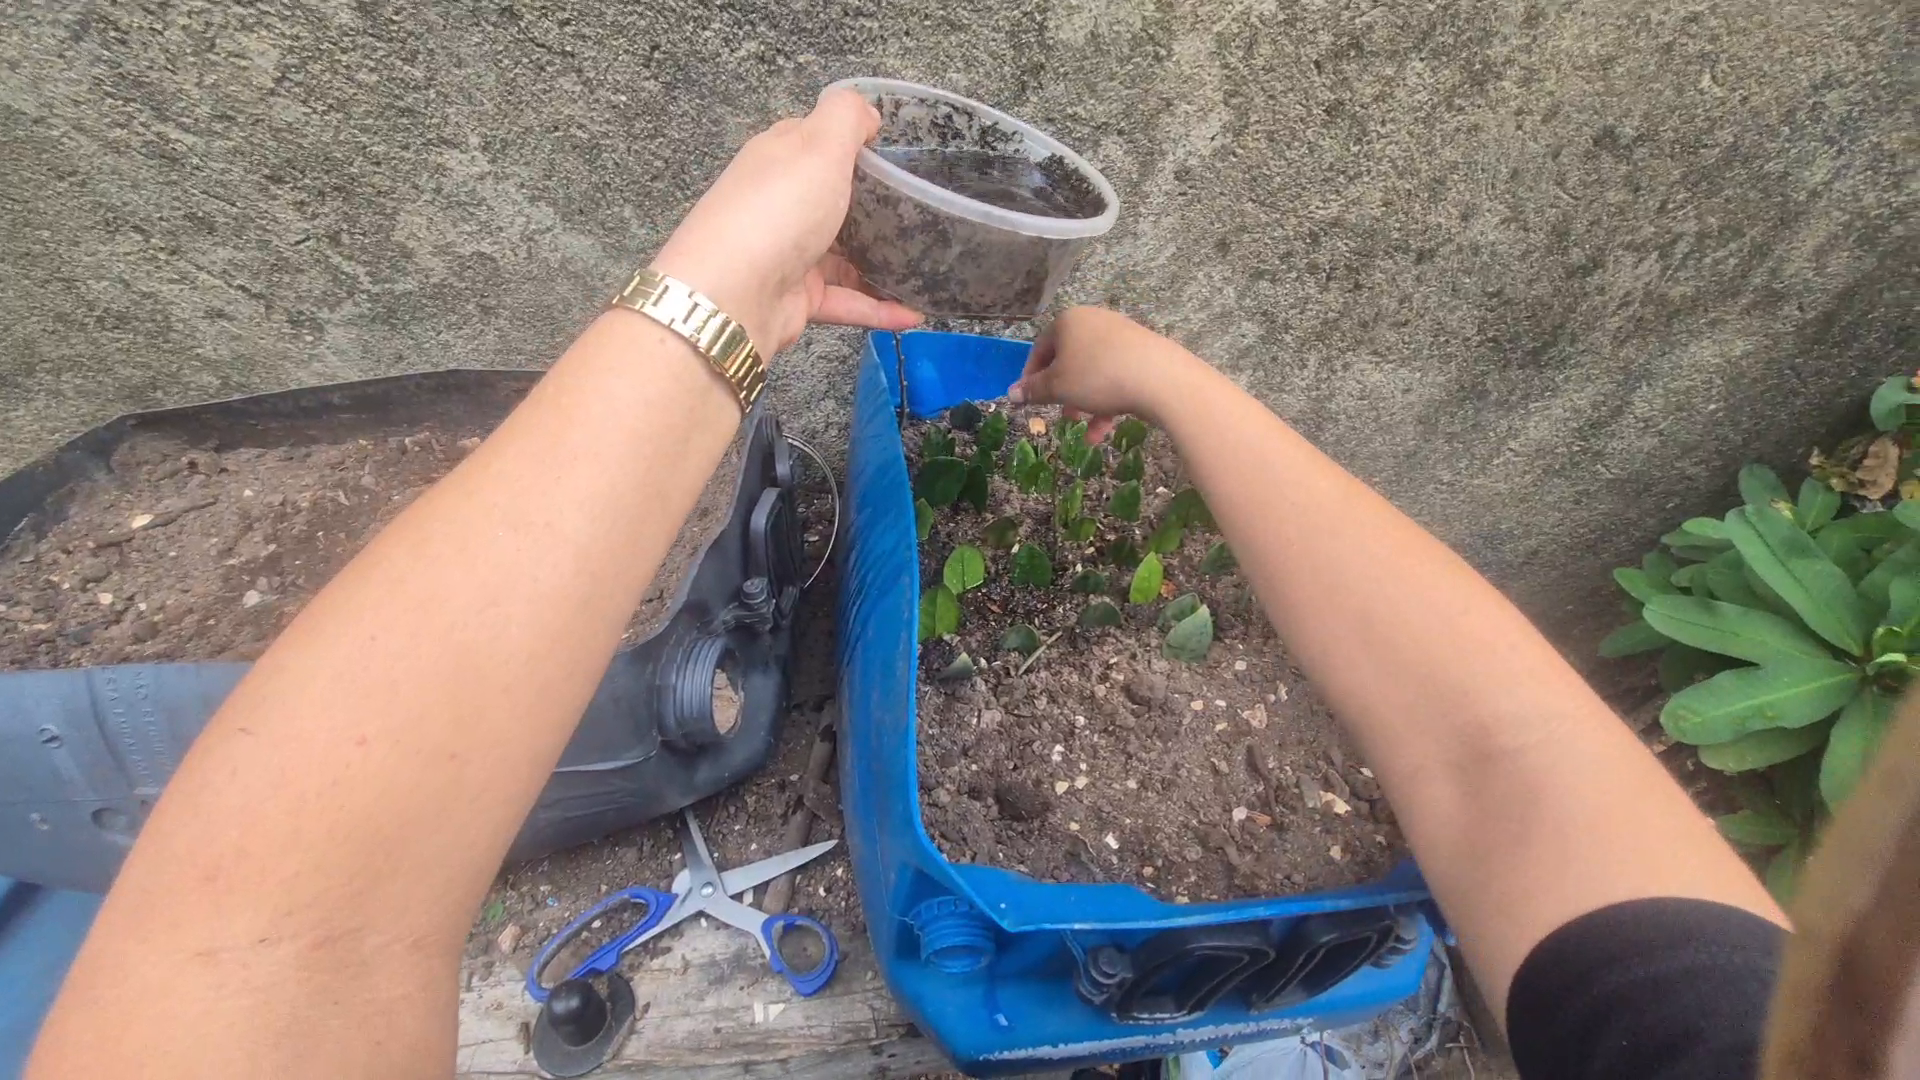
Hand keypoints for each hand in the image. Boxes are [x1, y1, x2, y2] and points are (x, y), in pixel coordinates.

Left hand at [651, 88, 921, 355]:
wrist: (734, 294)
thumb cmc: (779, 210)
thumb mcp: (818, 145)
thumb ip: (846, 118)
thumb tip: (868, 113)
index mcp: (782, 159)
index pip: (817, 144)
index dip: (854, 146)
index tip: (900, 158)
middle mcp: (784, 205)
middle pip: (834, 203)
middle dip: (876, 211)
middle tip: (925, 216)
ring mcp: (791, 255)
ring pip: (846, 258)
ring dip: (884, 266)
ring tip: (928, 270)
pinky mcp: (800, 299)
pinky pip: (848, 302)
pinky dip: (879, 310)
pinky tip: (914, 314)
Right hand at [1009, 307, 1203, 440]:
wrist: (1159, 378)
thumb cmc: (1096, 377)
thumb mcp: (1057, 387)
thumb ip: (1033, 391)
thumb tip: (1011, 393)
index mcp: (1068, 321)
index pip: (1040, 349)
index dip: (1031, 378)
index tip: (1030, 402)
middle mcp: (1094, 322)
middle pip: (1069, 362)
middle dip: (1063, 395)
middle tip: (1062, 418)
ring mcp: (1121, 336)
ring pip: (1093, 374)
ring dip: (1085, 404)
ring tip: (1086, 430)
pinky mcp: (1143, 352)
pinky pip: (1116, 377)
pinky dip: (1107, 402)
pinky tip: (1104, 432)